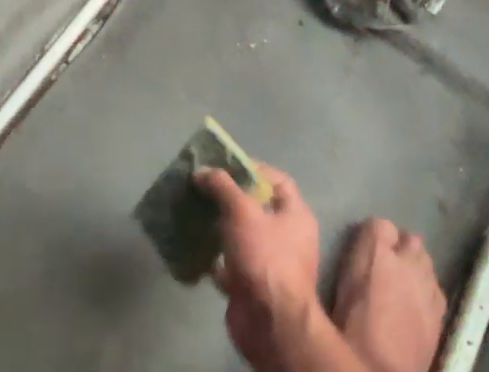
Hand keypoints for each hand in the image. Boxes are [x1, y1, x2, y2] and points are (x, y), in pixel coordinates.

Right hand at [195, 163, 323, 371]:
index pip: (277, 180)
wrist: (268, 321)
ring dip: (217, 225)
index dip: (251, 169)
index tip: (222, 167)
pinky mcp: (251, 283)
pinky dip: (213, 255)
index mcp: (296, 215)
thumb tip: (203, 172)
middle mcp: (287, 236)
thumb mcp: (242, 211)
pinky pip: (229, 261)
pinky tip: (193, 246)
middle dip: (227, 197)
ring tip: (192, 213)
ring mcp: (269, 262)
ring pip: (240, 234)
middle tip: (201, 188)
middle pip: (255, 206)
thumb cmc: (264, 257)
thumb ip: (222, 186)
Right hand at [333, 220, 446, 371]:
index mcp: (375, 250)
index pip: (380, 223)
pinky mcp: (441, 306)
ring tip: (402, 281)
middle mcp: (406, 260)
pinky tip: (417, 301)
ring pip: (426, 259)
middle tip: (387, 262)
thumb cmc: (351, 325)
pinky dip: (427, 287)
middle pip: (410, 238)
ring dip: (415, 265)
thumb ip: (356, 259)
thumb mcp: (343, 284)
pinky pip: (435, 284)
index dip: (372, 234)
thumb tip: (360, 250)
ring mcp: (427, 283)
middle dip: (400, 246)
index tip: (365, 245)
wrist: (379, 367)